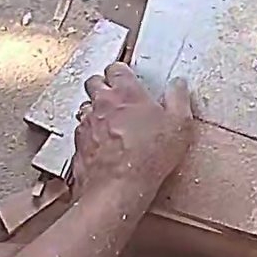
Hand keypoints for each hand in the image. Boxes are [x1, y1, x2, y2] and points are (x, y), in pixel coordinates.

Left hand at [74, 62, 193, 200]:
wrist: (119, 187)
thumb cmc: (148, 155)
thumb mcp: (179, 125)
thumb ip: (178, 100)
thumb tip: (178, 85)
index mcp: (125, 93)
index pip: (117, 69)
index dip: (122, 72)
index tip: (128, 78)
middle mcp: (101, 103)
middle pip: (94, 82)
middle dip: (102, 86)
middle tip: (116, 97)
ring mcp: (86, 124)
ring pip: (84, 107)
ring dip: (94, 111)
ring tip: (109, 122)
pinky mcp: (78, 145)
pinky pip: (81, 133)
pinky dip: (89, 135)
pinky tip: (101, 145)